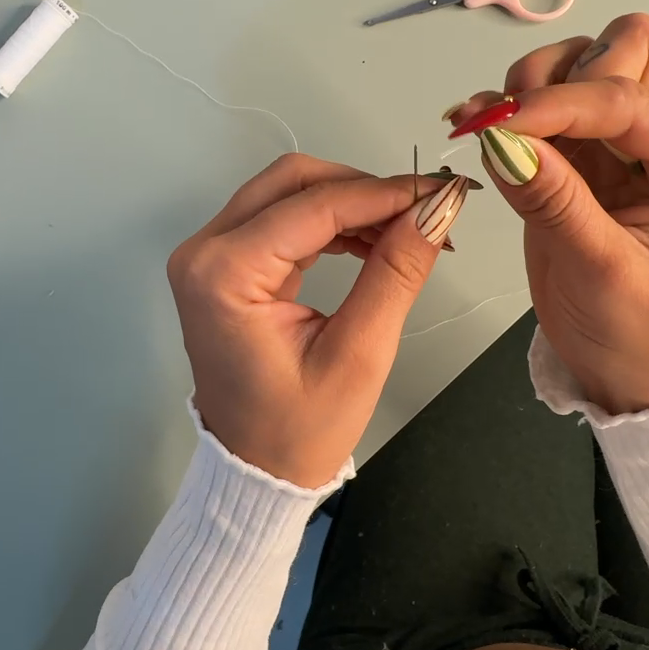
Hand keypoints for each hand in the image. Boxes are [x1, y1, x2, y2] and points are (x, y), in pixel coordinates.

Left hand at [167, 154, 469, 486]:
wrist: (254, 469)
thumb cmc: (298, 430)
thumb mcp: (358, 355)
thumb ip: (396, 273)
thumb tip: (437, 210)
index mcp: (223, 274)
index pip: (313, 206)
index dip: (383, 194)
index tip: (444, 192)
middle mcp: (205, 252)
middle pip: (292, 180)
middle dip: (363, 188)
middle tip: (425, 211)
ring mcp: (211, 255)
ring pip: (288, 192)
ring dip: (351, 202)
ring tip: (408, 230)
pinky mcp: (226, 263)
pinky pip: (283, 219)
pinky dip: (331, 221)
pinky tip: (373, 240)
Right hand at [447, 14, 648, 412]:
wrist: (632, 376)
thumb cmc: (641, 336)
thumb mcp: (602, 275)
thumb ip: (555, 201)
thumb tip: (500, 138)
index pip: (634, 103)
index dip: (565, 105)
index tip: (500, 125)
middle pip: (627, 50)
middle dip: (566, 74)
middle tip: (518, 124)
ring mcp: (623, 146)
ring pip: (584, 64)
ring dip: (534, 85)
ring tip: (494, 132)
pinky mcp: (581, 160)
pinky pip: (547, 109)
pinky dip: (509, 110)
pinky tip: (477, 130)